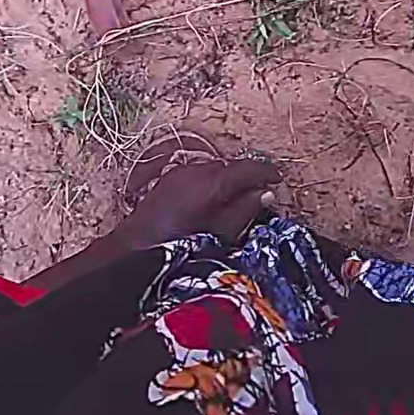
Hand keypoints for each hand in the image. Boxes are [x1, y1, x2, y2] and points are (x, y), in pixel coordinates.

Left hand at [112, 158, 281, 247]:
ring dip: (229, 177)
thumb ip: (245, 209)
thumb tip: (266, 192)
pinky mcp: (169, 179)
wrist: (135, 248)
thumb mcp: (222, 233)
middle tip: (262, 190)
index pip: (247, 168)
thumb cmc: (182, 246)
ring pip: (214, 167)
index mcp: (213, 183)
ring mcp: (180, 173)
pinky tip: (214, 197)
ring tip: (240, 195)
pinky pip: (199, 172)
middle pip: (231, 165)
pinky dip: (212, 179)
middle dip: (248, 175)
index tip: (278, 180)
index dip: (266, 172)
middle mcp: (197, 171)